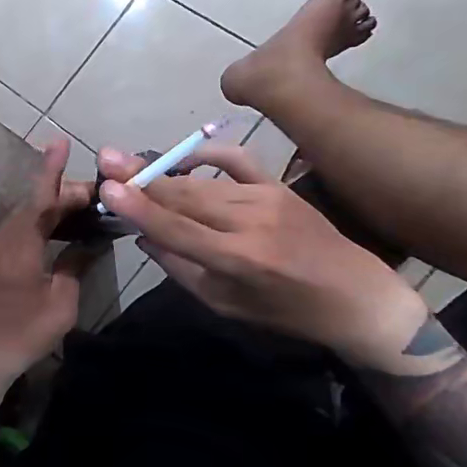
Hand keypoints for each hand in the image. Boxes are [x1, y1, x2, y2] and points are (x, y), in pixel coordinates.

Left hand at [0, 142, 95, 388]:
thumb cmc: (23, 331)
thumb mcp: (61, 301)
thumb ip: (75, 265)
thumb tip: (92, 242)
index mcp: (19, 243)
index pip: (39, 198)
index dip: (51, 170)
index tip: (60, 142)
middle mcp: (4, 237)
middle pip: (37, 205)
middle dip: (68, 195)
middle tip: (102, 193)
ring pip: (29, 217)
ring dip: (57, 210)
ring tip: (91, 208)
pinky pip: (23, 230)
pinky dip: (45, 225)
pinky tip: (66, 230)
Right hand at [96, 144, 427, 369]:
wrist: (361, 300)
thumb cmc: (286, 312)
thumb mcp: (224, 303)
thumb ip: (178, 268)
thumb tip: (141, 234)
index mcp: (239, 260)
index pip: (175, 227)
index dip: (137, 207)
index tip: (105, 187)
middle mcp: (251, 223)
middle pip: (181, 195)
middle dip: (139, 178)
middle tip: (105, 163)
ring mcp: (267, 199)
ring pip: (198, 181)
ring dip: (160, 175)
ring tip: (128, 167)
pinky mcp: (279, 186)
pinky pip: (233, 159)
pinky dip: (203, 154)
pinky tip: (180, 158)